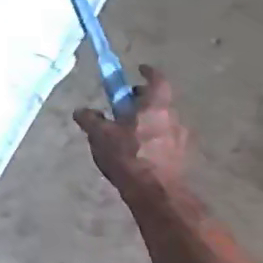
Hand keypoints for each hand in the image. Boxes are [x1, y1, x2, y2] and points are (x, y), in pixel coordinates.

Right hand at [74, 66, 189, 198]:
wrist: (156, 192)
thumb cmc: (128, 156)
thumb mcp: (99, 135)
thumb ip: (90, 119)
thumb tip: (82, 110)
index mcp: (155, 107)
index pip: (157, 81)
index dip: (148, 72)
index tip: (139, 69)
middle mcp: (173, 118)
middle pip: (158, 101)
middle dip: (141, 100)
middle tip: (124, 105)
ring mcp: (180, 138)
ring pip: (162, 121)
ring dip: (146, 120)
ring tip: (126, 132)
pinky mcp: (181, 156)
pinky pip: (165, 139)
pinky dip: (152, 138)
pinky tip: (137, 151)